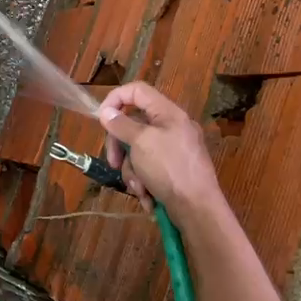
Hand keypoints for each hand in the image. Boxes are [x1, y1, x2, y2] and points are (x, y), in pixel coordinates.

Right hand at [98, 81, 224, 224]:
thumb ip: (121, 125)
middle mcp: (172, 127)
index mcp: (168, 113)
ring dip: (132, 169)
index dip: (116, 99)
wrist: (198, 210)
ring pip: (137, 150)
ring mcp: (173, 150)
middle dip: (120, 145)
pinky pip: (148, 167)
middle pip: (133, 124)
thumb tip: (106, 112)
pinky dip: (143, 181)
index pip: (137, 91)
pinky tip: (147, 195)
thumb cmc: (170, 169)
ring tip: (139, 187)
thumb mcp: (141, 142)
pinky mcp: (172, 169)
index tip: (102, 118)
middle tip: (113, 161)